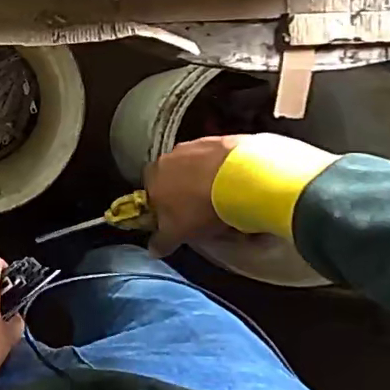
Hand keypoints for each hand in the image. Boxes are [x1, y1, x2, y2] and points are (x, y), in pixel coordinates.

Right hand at [143, 135, 242, 256]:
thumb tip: (152, 249)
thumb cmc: (199, 208)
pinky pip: (218, 159)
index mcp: (152, 176)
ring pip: (196, 167)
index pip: (151, 193)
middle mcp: (168, 156)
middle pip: (174, 178)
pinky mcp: (220, 139)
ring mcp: (195, 145)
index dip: (164, 207)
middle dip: (185, 192)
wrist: (239, 178)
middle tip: (202, 211)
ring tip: (224, 198)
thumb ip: (162, 241)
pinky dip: (223, 170)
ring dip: (204, 180)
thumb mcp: (178, 232)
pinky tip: (236, 184)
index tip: (179, 220)